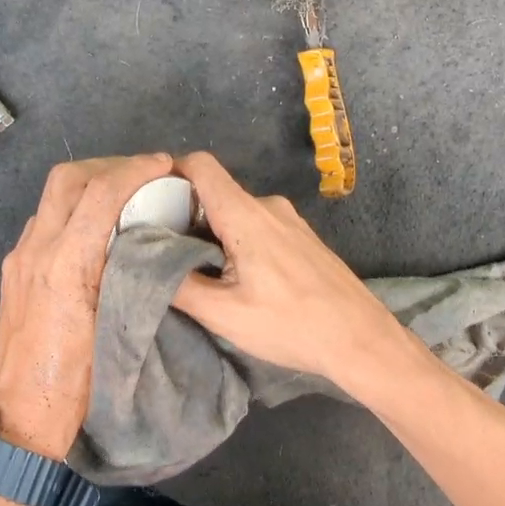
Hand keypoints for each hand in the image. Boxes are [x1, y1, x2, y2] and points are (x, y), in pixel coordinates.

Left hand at [0, 154, 174, 458]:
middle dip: (108, 165)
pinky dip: (72, 208)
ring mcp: (19, 258)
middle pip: (67, 178)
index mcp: (65, 263)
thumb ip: (128, 274)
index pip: (100, 191)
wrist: (24, 417)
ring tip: (123, 194)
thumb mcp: (115, 325)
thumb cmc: (79, 382)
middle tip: (142, 173)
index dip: (135, 170)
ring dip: (88, 184)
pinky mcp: (13, 271)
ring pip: (51, 197)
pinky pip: (43, 221)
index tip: (164, 165)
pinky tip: (94, 228)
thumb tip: (149, 239)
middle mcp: (36, 250)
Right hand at [172, 152, 406, 391]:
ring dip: (212, 234)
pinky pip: (258, 227)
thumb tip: (143, 261)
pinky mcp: (302, 238)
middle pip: (215, 192)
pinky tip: (238, 279)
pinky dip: (237, 242)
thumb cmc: (290, 325)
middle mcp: (267, 206)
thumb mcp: (224, 314)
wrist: (361, 340)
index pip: (200, 165)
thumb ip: (178, 284)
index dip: (170, 173)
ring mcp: (289, 221)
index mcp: (245, 214)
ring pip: (236, 212)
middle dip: (185, 215)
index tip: (148, 200)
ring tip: (198, 272)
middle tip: (164, 250)